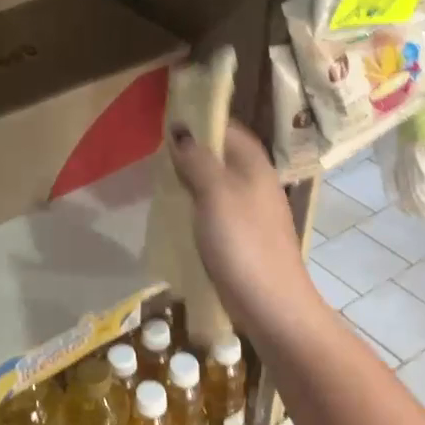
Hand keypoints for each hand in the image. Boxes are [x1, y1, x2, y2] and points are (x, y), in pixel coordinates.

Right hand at [168, 122, 324, 334]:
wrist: (270, 304)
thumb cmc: (243, 243)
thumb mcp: (215, 193)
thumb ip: (197, 159)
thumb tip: (180, 131)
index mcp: (254, 164)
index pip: (227, 127)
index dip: (199, 120)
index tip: (166, 121)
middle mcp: (255, 181)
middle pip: (220, 155)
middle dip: (189, 152)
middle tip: (154, 153)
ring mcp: (249, 211)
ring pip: (215, 184)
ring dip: (189, 181)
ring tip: (157, 181)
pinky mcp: (241, 237)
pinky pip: (213, 210)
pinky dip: (194, 207)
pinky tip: (173, 214)